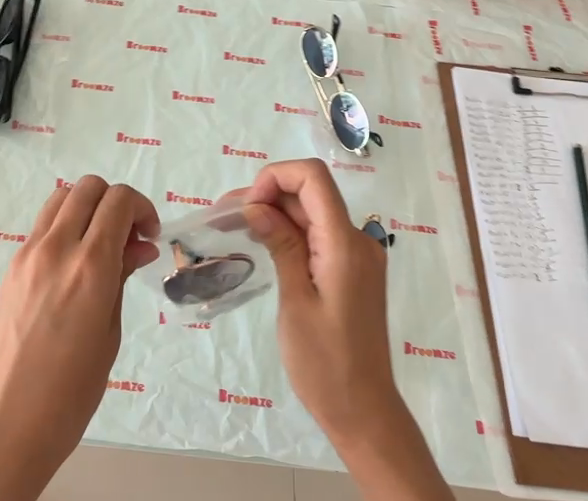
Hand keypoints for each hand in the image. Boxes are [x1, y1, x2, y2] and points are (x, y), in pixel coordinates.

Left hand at [0, 175, 159, 500]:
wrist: (6, 422)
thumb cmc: (70, 393)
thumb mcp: (110, 334)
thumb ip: (122, 278)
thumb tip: (139, 245)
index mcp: (89, 266)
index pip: (118, 200)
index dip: (141, 208)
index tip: (150, 236)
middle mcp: (56, 248)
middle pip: (88, 187)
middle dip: (116, 202)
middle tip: (129, 237)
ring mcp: (28, 254)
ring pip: (62, 198)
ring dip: (88, 207)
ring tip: (102, 245)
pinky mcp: (12, 267)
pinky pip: (43, 225)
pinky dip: (66, 226)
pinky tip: (76, 263)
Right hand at [236, 158, 393, 434]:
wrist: (364, 411)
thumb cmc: (325, 363)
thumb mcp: (295, 301)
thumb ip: (281, 245)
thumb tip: (256, 205)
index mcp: (345, 244)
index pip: (313, 178)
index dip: (275, 177)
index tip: (246, 207)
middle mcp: (357, 240)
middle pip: (310, 193)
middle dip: (266, 194)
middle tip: (223, 215)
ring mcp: (357, 255)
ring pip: (311, 213)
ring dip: (274, 212)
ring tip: (233, 226)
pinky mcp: (351, 270)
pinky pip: (318, 235)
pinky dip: (288, 232)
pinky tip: (261, 243)